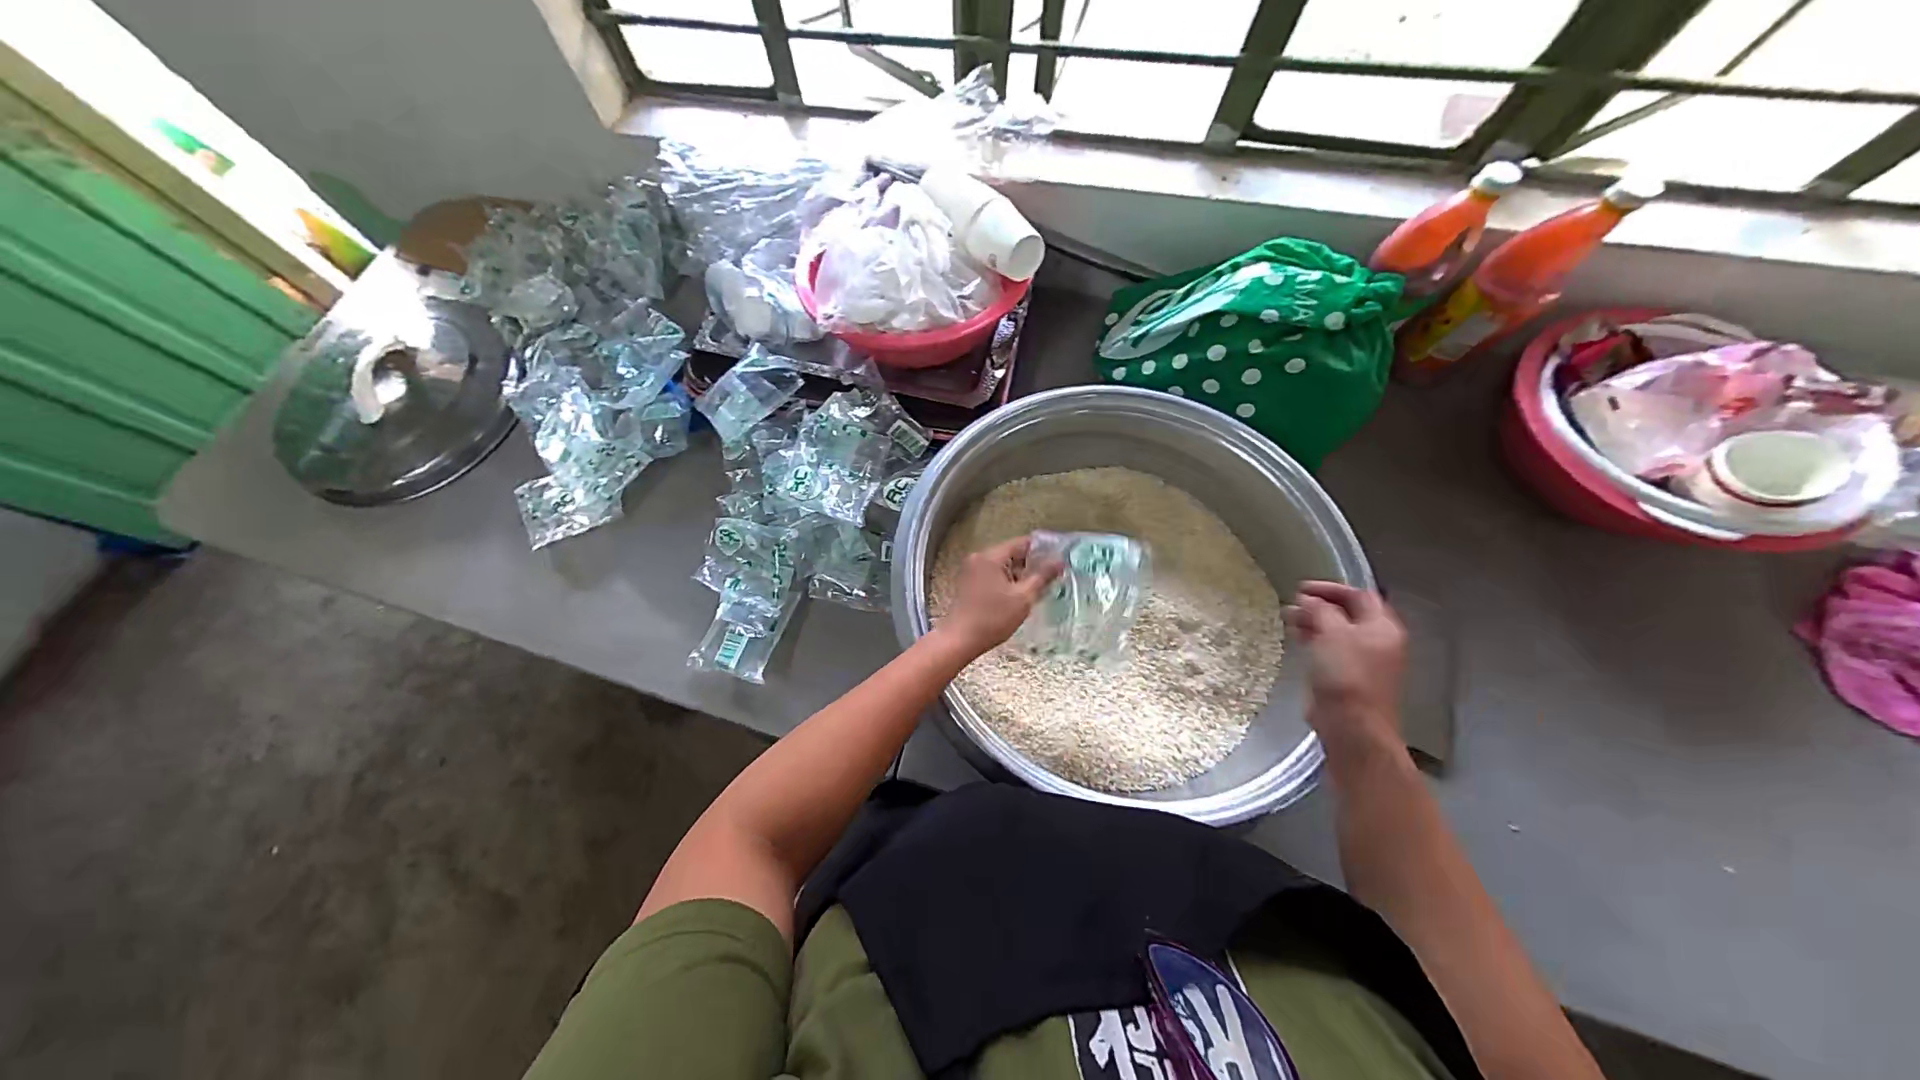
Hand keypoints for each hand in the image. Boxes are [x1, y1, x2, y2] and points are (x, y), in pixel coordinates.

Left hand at [935, 535, 1063, 657]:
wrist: (960, 640)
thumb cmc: (992, 619)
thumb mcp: (1023, 598)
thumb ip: (1042, 577)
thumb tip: (1059, 562)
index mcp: (991, 556)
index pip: (1022, 543)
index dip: (1043, 550)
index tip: (1059, 561)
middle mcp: (979, 558)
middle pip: (1013, 553)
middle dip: (1032, 565)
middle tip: (1051, 578)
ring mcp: (972, 570)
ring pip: (1004, 566)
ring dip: (1020, 576)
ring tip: (1038, 589)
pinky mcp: (970, 583)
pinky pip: (994, 575)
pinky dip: (1007, 582)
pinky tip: (1018, 596)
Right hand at [1285, 581, 1406, 761]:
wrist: (1351, 725)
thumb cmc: (1346, 674)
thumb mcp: (1332, 632)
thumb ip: (1320, 610)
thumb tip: (1309, 600)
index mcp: (1383, 627)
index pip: (1360, 596)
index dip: (1331, 588)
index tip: (1303, 588)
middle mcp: (1378, 642)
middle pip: (1348, 614)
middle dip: (1320, 605)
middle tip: (1293, 603)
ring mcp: (1363, 661)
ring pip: (1337, 632)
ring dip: (1314, 622)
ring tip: (1288, 618)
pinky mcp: (1347, 678)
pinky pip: (1330, 650)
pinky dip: (1314, 640)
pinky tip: (1297, 639)